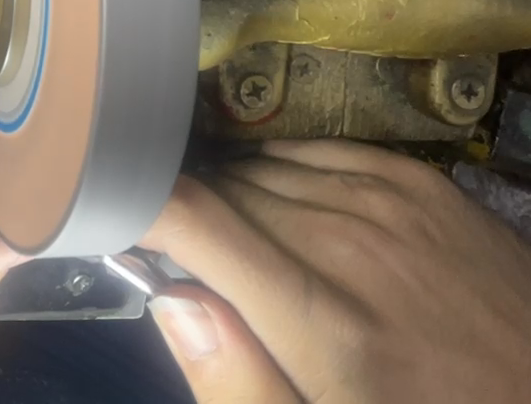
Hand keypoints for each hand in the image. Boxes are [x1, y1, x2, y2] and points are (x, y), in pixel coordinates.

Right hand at [141, 140, 530, 403]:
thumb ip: (240, 383)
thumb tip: (168, 296)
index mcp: (323, 320)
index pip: (191, 216)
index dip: (135, 202)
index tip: (112, 213)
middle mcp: (348, 239)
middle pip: (219, 191)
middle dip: (193, 219)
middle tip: (203, 265)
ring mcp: (388, 198)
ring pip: (259, 167)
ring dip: (238, 198)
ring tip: (257, 246)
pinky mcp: (417, 177)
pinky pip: (310, 149)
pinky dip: (283, 174)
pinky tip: (297, 211)